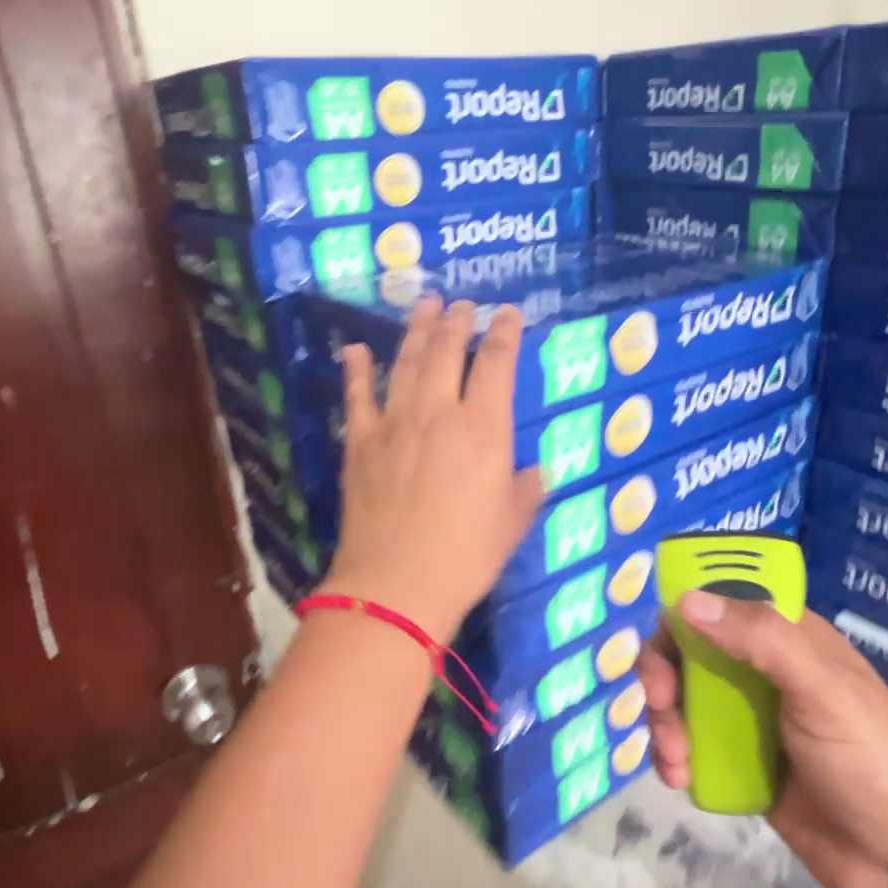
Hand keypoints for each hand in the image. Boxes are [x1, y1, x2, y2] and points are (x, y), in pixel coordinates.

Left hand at [317, 297, 544, 643]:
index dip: (505, 333)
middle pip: (447, 352)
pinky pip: (357, 397)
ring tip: (424, 305)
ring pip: (406, 363)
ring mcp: (395, 424)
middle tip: (462, 304)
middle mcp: (439, 413)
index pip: (497, 364)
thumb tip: (533, 472)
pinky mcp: (360, 443)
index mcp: (484, 428)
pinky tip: (354, 349)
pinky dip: (356, 371)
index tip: (509, 314)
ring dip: (416, 330)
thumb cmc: (466, 556)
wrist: (396, 583)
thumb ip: (526, 489)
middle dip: (457, 322)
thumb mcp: (513, 523)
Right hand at [638, 592, 887, 887]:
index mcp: (789, 637)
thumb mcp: (822, 690)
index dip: (684, 612)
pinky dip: (674, 755)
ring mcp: (750, 718)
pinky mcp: (740, 763)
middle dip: (663, 674)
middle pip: (689, 650)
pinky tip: (679, 777)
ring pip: (682, 698)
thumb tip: (686, 599)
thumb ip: (759, 639)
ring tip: (676, 759)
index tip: (665, 645)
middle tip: (658, 704)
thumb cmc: (872, 760)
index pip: (721, 601)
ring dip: (664, 722)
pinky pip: (690, 744)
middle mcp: (764, 669)